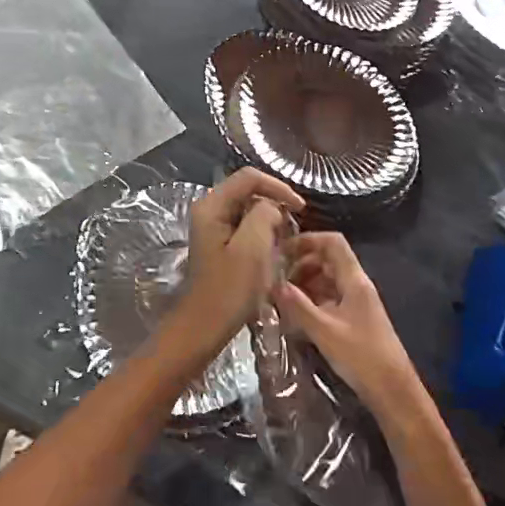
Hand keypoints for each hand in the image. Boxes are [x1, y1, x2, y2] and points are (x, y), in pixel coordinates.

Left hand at [175, 168, 304, 346]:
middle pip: (248, 191)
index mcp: (212, 206)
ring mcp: (213, 227)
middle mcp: (209, 210)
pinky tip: (273, 251)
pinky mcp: (219, 243)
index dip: (278, 187)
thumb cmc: (229, 289)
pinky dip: (263, 233)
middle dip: (275, 204)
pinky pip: (246, 226)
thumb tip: (273, 208)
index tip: (300, 208)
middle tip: (295, 226)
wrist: (204, 327)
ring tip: (286, 240)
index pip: (250, 178)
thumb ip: (264, 215)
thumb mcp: (252, 248)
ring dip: (270, 221)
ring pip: (249, 209)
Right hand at [274, 232, 422, 414]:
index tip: (283, 251)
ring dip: (305, 284)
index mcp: (354, 280)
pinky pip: (330, 299)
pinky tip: (295, 315)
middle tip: (276, 279)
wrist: (392, 389)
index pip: (333, 243)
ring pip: (327, 281)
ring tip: (281, 298)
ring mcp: (356, 303)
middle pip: (328, 260)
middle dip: (301, 264)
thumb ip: (298, 306)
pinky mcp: (354, 320)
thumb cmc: (361, 355)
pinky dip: (312, 301)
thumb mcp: (324, 330)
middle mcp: (356, 285)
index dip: (308, 240)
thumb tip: (274, 284)